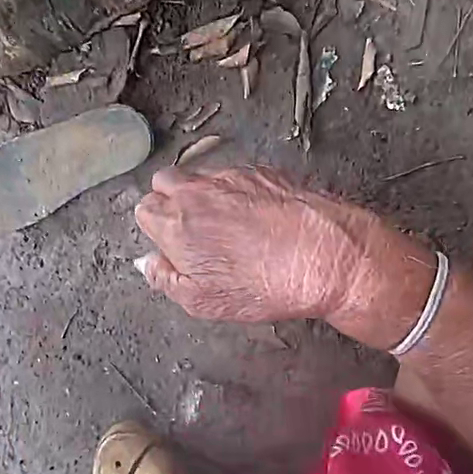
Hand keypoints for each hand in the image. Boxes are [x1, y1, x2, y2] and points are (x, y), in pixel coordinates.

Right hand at [133, 166, 429, 333]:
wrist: (328, 258)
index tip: (176, 247)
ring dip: (208, 196)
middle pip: (166, 182)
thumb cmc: (266, 286)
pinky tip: (261, 218)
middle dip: (175, 203)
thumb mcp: (203, 302)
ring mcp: (234, 176)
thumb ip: (165, 279)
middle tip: (199, 233)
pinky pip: (238, 176)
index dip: (159, 229)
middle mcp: (199, 190)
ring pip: (203, 176)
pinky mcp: (265, 171)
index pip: (144, 209)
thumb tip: (147, 262)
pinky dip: (241, 191)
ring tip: (234, 228)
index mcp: (176, 221)